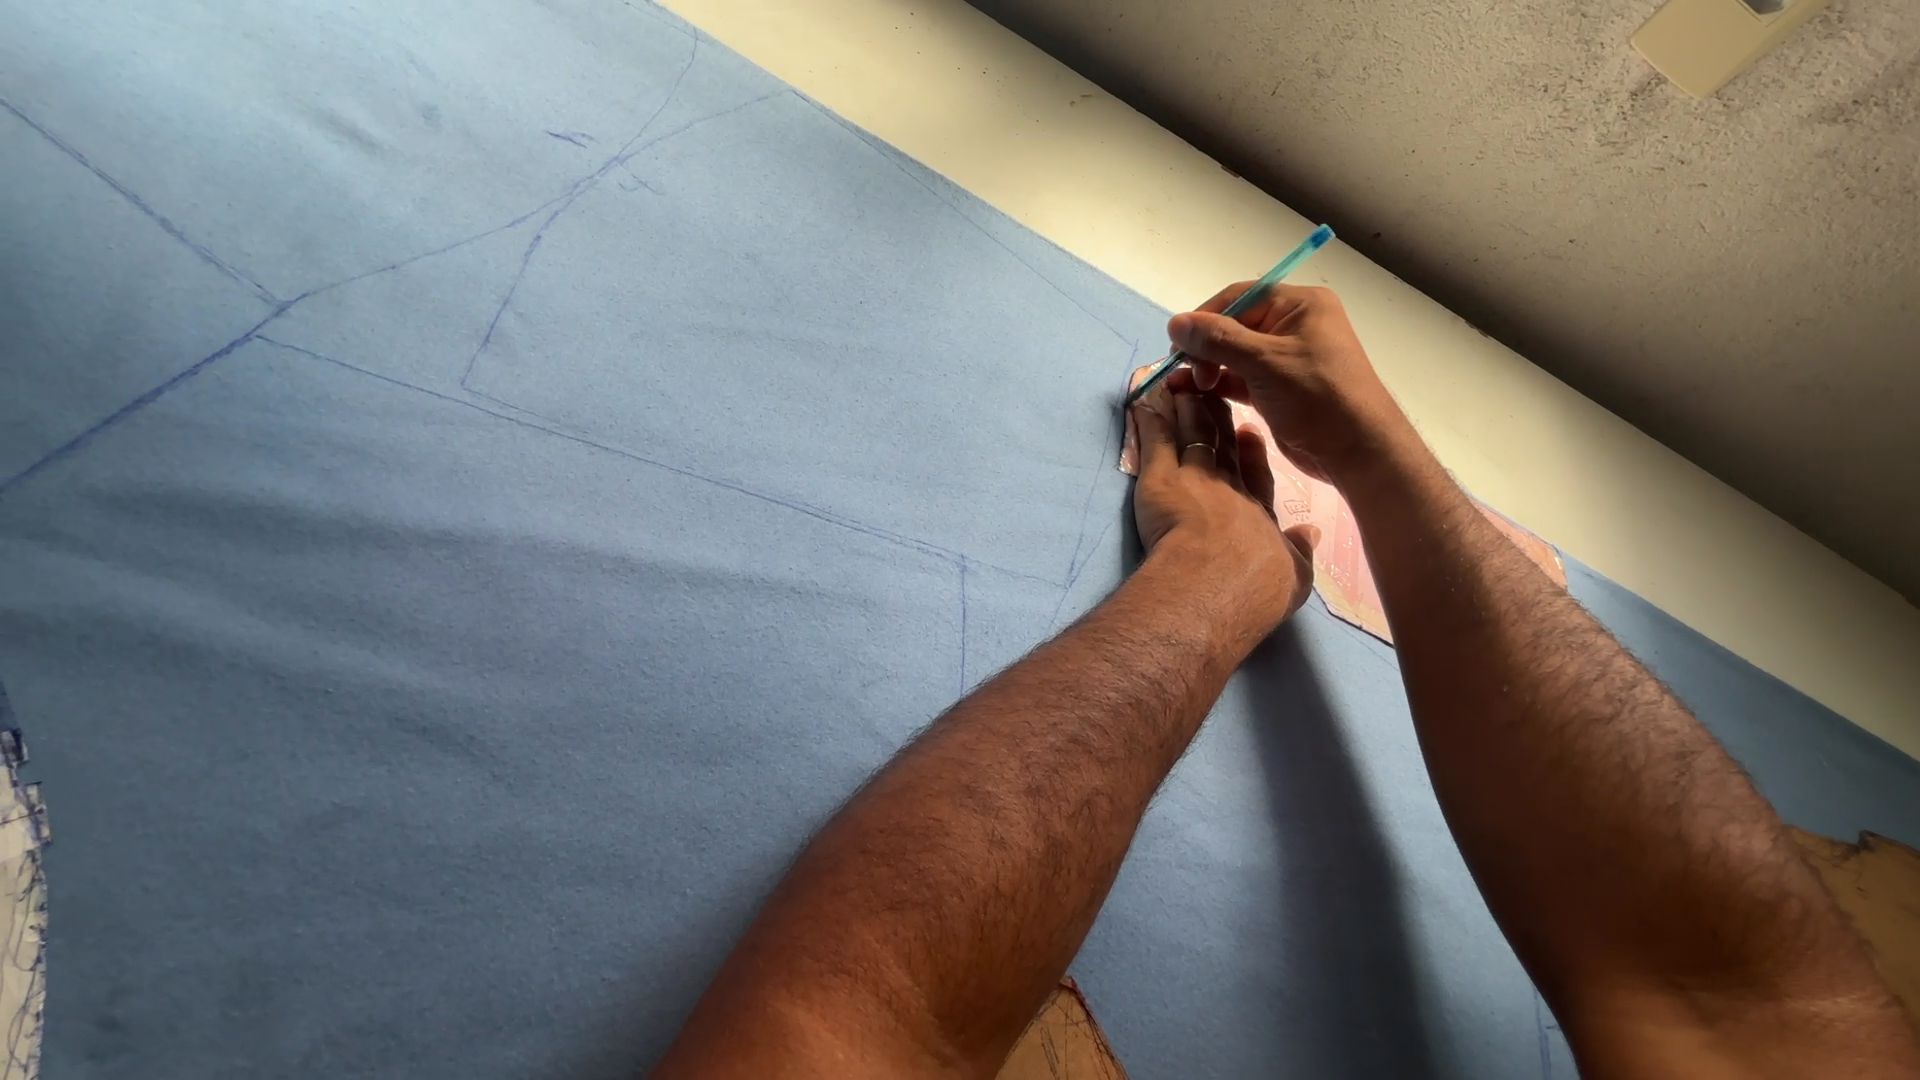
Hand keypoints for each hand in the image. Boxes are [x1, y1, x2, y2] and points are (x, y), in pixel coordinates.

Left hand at [1131, 373, 1317, 629]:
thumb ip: (1301, 552)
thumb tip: (1310, 534)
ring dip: (1186, 412)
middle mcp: (1228, 490)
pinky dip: (1150, 423)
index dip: (1252, 454)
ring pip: (1192, 436)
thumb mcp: (1294, 574)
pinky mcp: (1162, 478)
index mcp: (1259, 514)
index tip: (1250, 432)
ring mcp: (1196, 479)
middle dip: (1218, 420)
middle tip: (1212, 396)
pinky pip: (1155, 444)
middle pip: (1223, 447)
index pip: (1256, 476)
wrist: (1220, 579)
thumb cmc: (1257, 587)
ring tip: (1179, 388)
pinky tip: (1145, 404)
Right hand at [1171, 283, 1413, 485]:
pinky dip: (1219, 386)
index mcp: (1298, 305)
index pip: (1238, 298)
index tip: (1178, 346)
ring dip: (1207, 369)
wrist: (1355, 449)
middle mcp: (1291, 326)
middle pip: (1232, 327)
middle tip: (1187, 374)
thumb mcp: (1264, 362)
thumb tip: (1175, 323)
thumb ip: (1218, 340)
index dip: (1204, 319)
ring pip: (1232, 356)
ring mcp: (1284, 359)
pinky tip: (1196, 396)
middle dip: (1204, 349)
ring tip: (1182, 387)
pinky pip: (1239, 379)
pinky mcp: (1277, 389)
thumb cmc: (1316, 396)